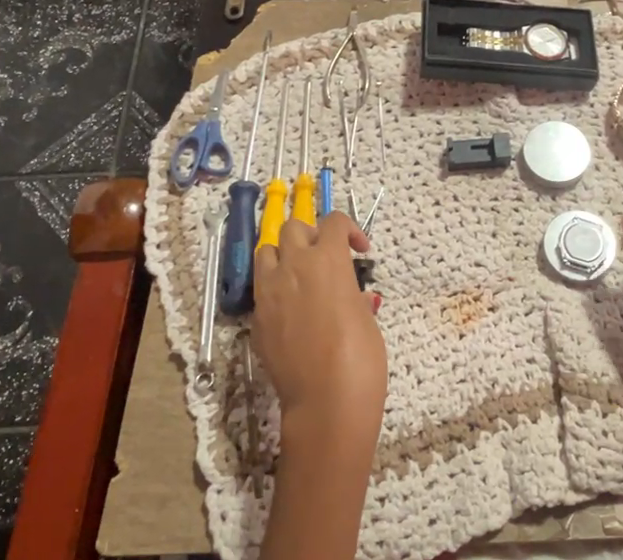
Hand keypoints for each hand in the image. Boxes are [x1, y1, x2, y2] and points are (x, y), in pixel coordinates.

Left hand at [254, 214, 386, 433]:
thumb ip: (353, 293)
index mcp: (327, 260)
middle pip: (293, 228)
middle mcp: (293, 266)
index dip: (349, 230)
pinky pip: (262, 289)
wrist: (326, 401)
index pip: (332, 222)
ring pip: (266, 251)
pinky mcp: (257, 318)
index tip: (360, 250)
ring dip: (284, 255)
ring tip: (301, 276)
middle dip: (312, 235)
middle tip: (327, 258)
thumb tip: (353, 294)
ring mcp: (269, 292)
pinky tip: (292, 312)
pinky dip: (276, 289)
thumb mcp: (365, 316)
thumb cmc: (360, 356)